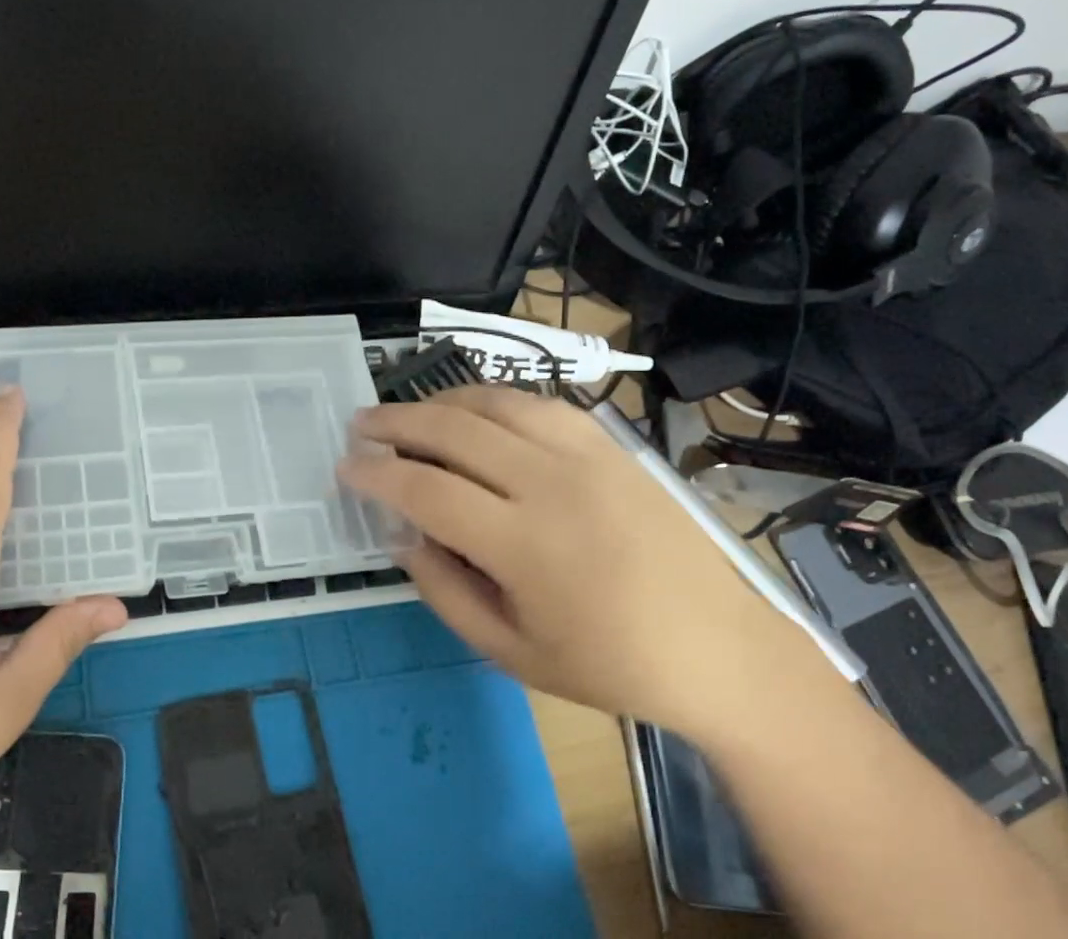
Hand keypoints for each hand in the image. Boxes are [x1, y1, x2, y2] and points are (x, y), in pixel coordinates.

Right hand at [339, 385, 833, 737]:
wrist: (721, 651)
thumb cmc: (609, 665)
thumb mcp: (509, 652)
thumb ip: (444, 590)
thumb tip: (401, 536)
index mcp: (525, 545)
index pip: (426, 490)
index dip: (376, 475)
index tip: (345, 469)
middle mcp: (554, 485)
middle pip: (454, 431)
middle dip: (396, 423)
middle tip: (361, 426)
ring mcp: (590, 457)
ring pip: (497, 404)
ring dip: (442, 402)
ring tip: (410, 413)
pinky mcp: (616, 448)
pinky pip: (541, 405)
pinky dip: (495, 401)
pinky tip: (476, 414)